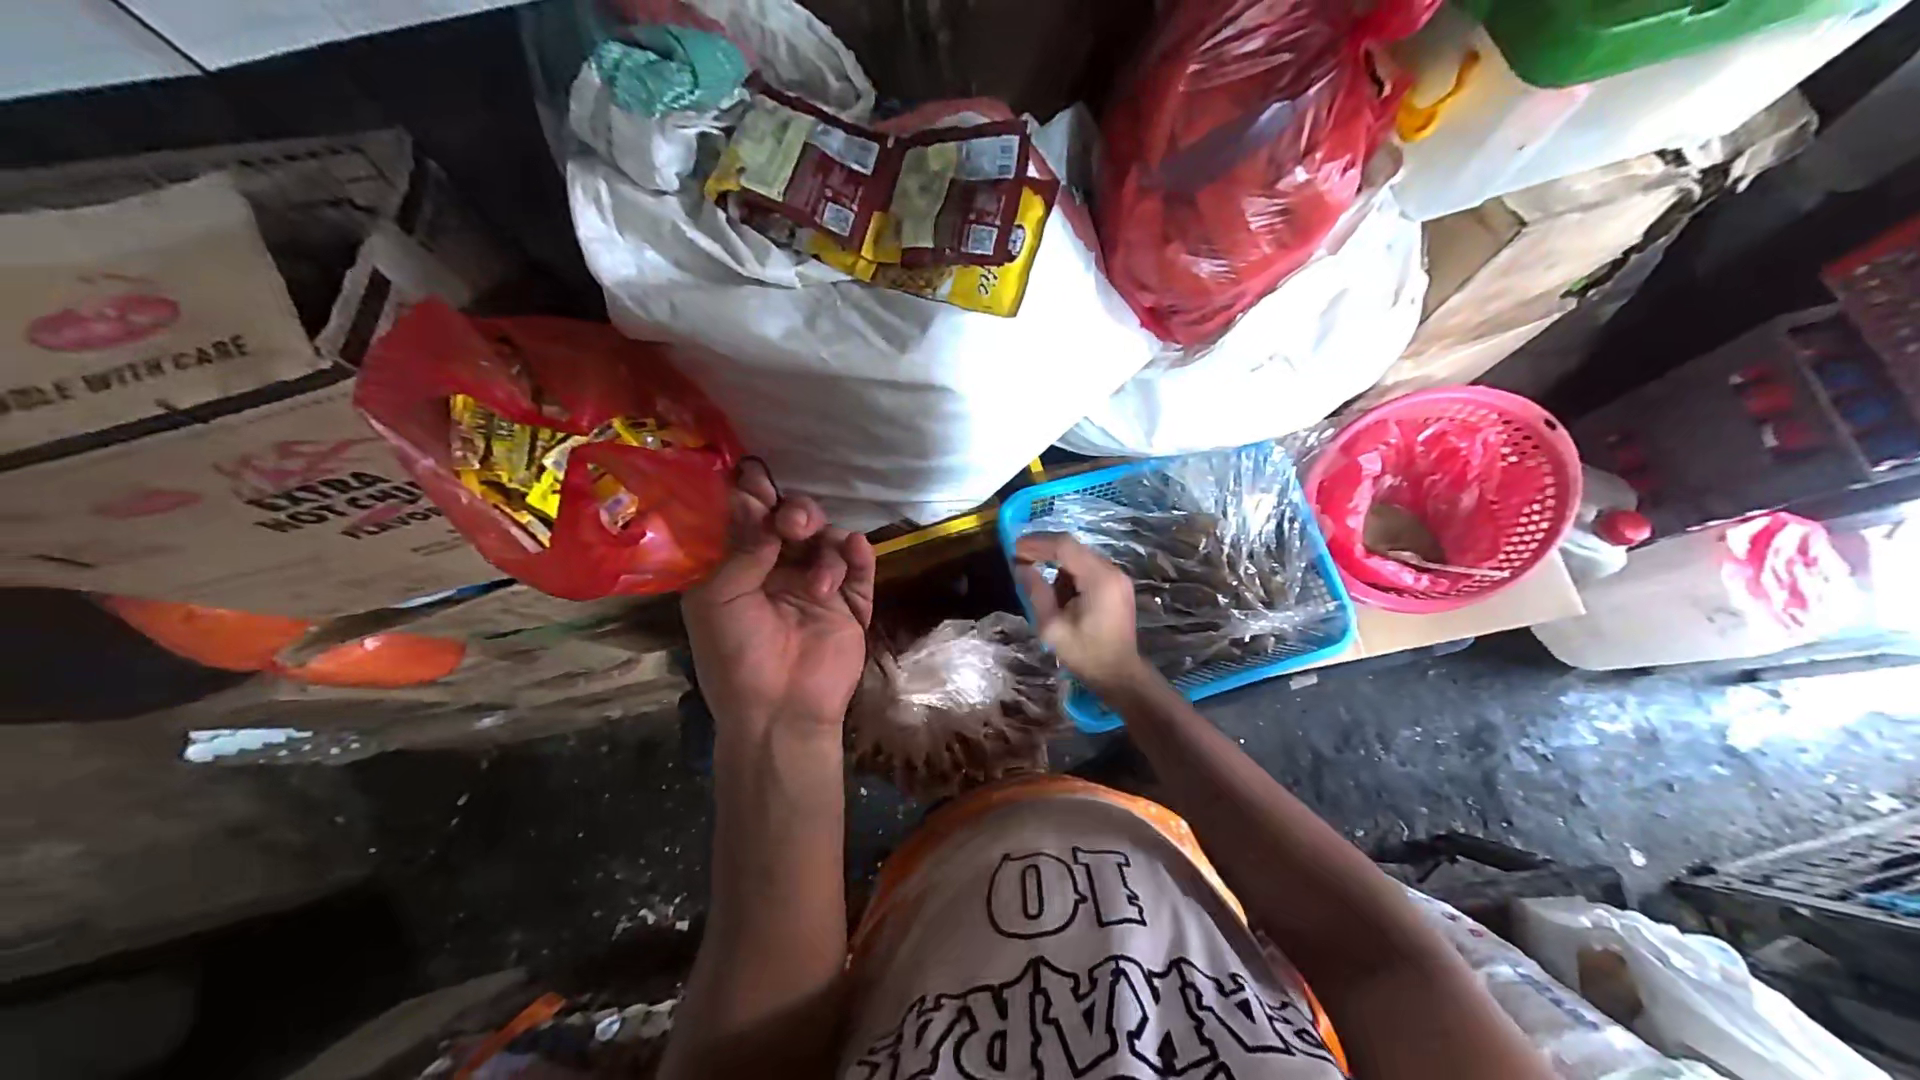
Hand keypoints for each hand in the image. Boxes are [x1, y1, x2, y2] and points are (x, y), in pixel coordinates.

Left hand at [683, 461, 875, 733]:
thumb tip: (758, 505)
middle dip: (795, 514)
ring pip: (828, 540)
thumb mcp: (718, 600)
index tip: (757, 469)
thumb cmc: (735, 655)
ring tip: (818, 574)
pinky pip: (861, 570)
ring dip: (824, 543)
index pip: (752, 521)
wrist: (778, 711)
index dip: (755, 494)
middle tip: (792, 524)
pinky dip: (860, 554)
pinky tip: (854, 549)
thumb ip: (743, 550)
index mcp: (743, 569)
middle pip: (795, 523)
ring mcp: (819, 587)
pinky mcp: (851, 605)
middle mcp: (781, 571)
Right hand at [1013, 533, 1147, 693]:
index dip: (1037, 543)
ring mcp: (1118, 577)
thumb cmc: (1086, 654)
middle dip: (1044, 551)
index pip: (1064, 546)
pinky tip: (1062, 598)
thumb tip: (1020, 567)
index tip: (1014, 549)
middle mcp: (1112, 571)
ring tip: (1044, 593)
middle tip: (1020, 560)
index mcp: (1099, 579)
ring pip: (1080, 558)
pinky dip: (1070, 575)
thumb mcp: (1052, 626)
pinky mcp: (1117, 585)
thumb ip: (1035, 592)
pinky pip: (1088, 569)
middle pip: (1073, 548)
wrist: (1120, 675)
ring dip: (1057, 567)